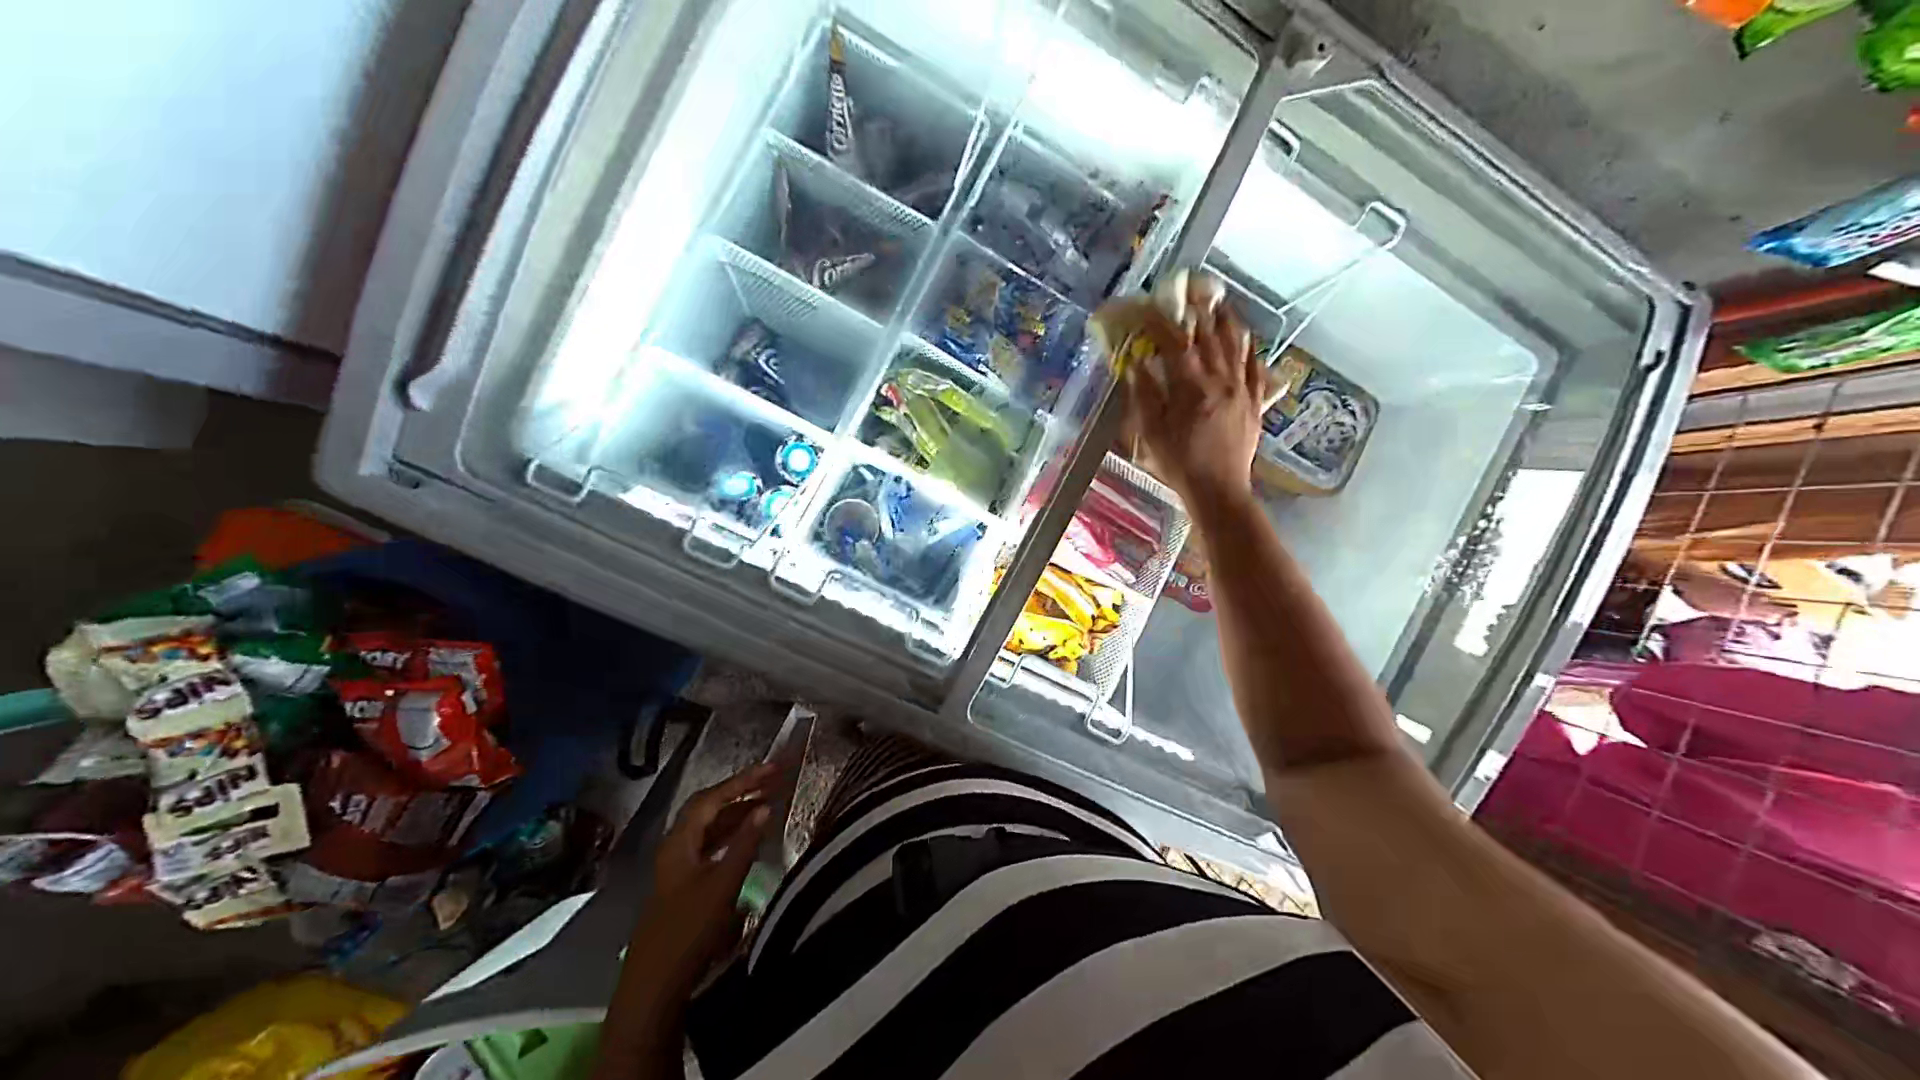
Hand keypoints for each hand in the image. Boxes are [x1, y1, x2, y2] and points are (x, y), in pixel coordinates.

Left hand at [632, 763, 780, 989]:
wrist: (655, 986)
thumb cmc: (689, 931)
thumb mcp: (723, 885)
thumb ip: (745, 843)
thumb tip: (765, 807)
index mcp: (679, 841)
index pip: (712, 798)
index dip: (743, 781)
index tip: (772, 769)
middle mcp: (676, 847)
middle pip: (709, 808)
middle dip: (741, 790)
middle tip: (773, 779)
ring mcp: (679, 866)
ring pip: (710, 827)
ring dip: (738, 812)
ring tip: (769, 802)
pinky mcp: (685, 884)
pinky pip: (711, 845)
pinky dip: (732, 834)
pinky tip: (750, 837)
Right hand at [1124, 275, 1262, 512]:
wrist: (1219, 490)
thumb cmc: (1179, 464)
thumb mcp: (1151, 433)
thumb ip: (1144, 395)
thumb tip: (1136, 364)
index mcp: (1190, 387)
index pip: (1176, 342)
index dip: (1162, 321)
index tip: (1150, 307)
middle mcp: (1219, 380)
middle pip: (1210, 334)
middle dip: (1198, 309)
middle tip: (1189, 290)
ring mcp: (1241, 389)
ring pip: (1236, 344)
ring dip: (1226, 320)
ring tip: (1219, 302)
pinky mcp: (1254, 401)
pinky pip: (1254, 366)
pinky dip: (1247, 347)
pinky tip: (1243, 337)